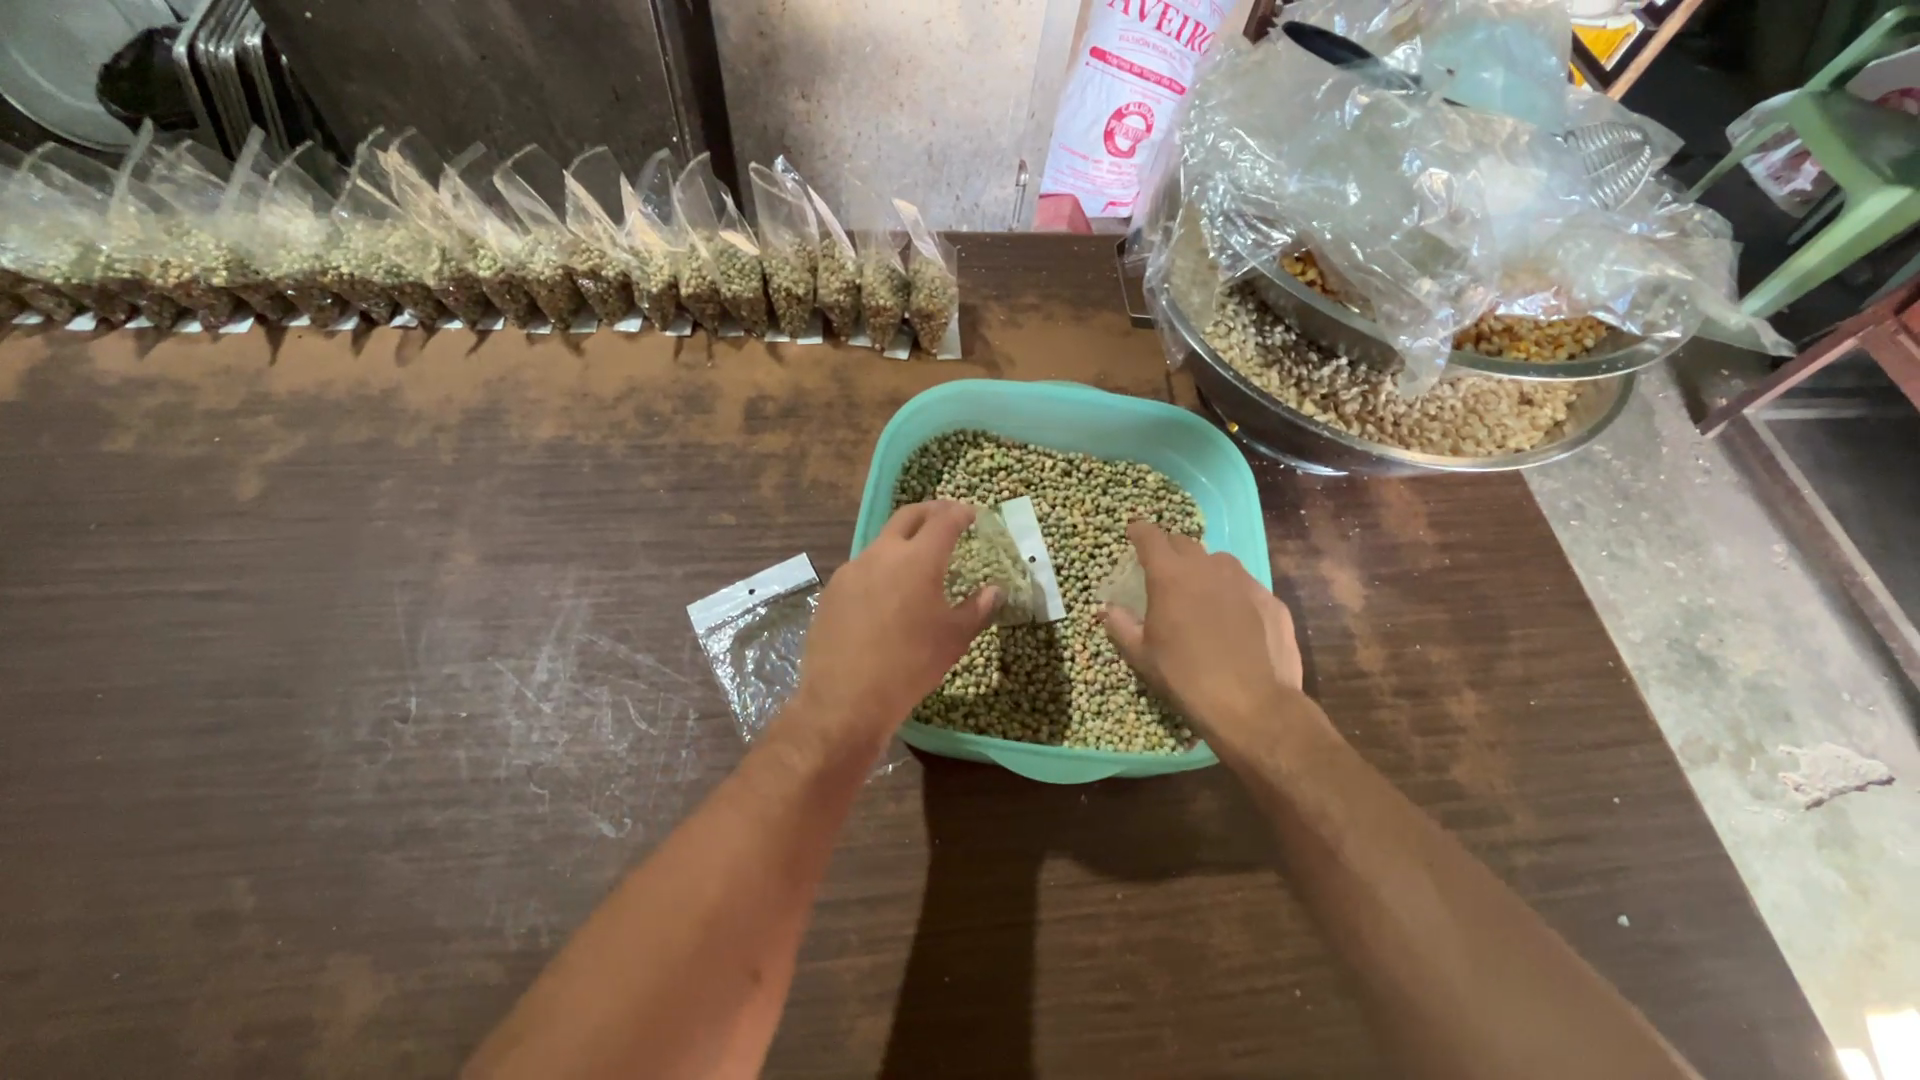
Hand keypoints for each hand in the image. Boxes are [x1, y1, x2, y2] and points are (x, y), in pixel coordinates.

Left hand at [792, 501, 999, 745]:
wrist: (846, 697)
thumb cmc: (911, 665)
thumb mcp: (954, 638)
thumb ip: (977, 608)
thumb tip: (994, 591)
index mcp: (918, 559)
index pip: (944, 521)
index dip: (960, 513)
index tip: (971, 514)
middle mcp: (882, 554)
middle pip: (907, 517)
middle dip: (930, 512)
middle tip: (945, 517)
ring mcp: (851, 570)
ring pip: (881, 544)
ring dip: (902, 543)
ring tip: (916, 562)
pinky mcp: (832, 591)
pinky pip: (862, 570)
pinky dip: (880, 570)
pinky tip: (886, 596)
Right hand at [1101, 521, 1305, 742]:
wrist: (1253, 706)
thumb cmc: (1186, 679)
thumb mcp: (1142, 657)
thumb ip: (1120, 626)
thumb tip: (1107, 610)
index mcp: (1171, 576)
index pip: (1150, 537)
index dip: (1139, 532)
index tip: (1133, 534)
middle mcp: (1209, 568)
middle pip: (1184, 543)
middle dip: (1170, 550)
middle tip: (1162, 571)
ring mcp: (1245, 582)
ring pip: (1219, 562)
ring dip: (1204, 570)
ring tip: (1200, 596)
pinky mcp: (1271, 601)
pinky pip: (1246, 587)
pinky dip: (1234, 595)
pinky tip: (1234, 623)